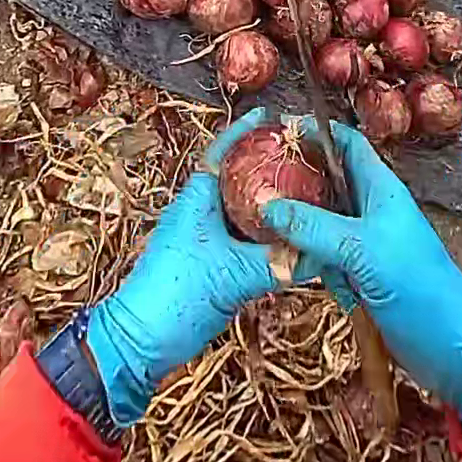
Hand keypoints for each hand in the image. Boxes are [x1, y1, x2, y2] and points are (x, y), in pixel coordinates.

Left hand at [85, 107, 283, 425]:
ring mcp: (206, 233)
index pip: (225, 149)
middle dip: (270, 162)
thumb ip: (280, 264)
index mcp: (199, 195)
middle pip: (240, 174)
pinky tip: (292, 233)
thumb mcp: (232, 275)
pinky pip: (246, 234)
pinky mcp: (213, 258)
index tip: (276, 116)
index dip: (249, 130)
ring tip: (306, 189)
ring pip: (245, 205)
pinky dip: (268, 230)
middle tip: (303, 154)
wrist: (138, 344)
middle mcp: (202, 207)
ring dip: (271, 199)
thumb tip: (323, 253)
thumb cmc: (173, 296)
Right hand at [261, 121, 461, 433]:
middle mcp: (370, 207)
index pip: (347, 143)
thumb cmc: (416, 285)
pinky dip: (307, 259)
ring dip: (298, 227)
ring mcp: (364, 240)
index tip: (279, 127)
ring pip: (320, 219)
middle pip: (328, 180)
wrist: (449, 346)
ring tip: (263, 225)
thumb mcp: (361, 250)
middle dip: (296, 180)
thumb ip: (314, 227)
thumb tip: (267, 204)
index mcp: (381, 188)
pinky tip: (290, 266)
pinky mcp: (358, 270)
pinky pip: (323, 254)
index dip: (316, 131)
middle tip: (256, 180)